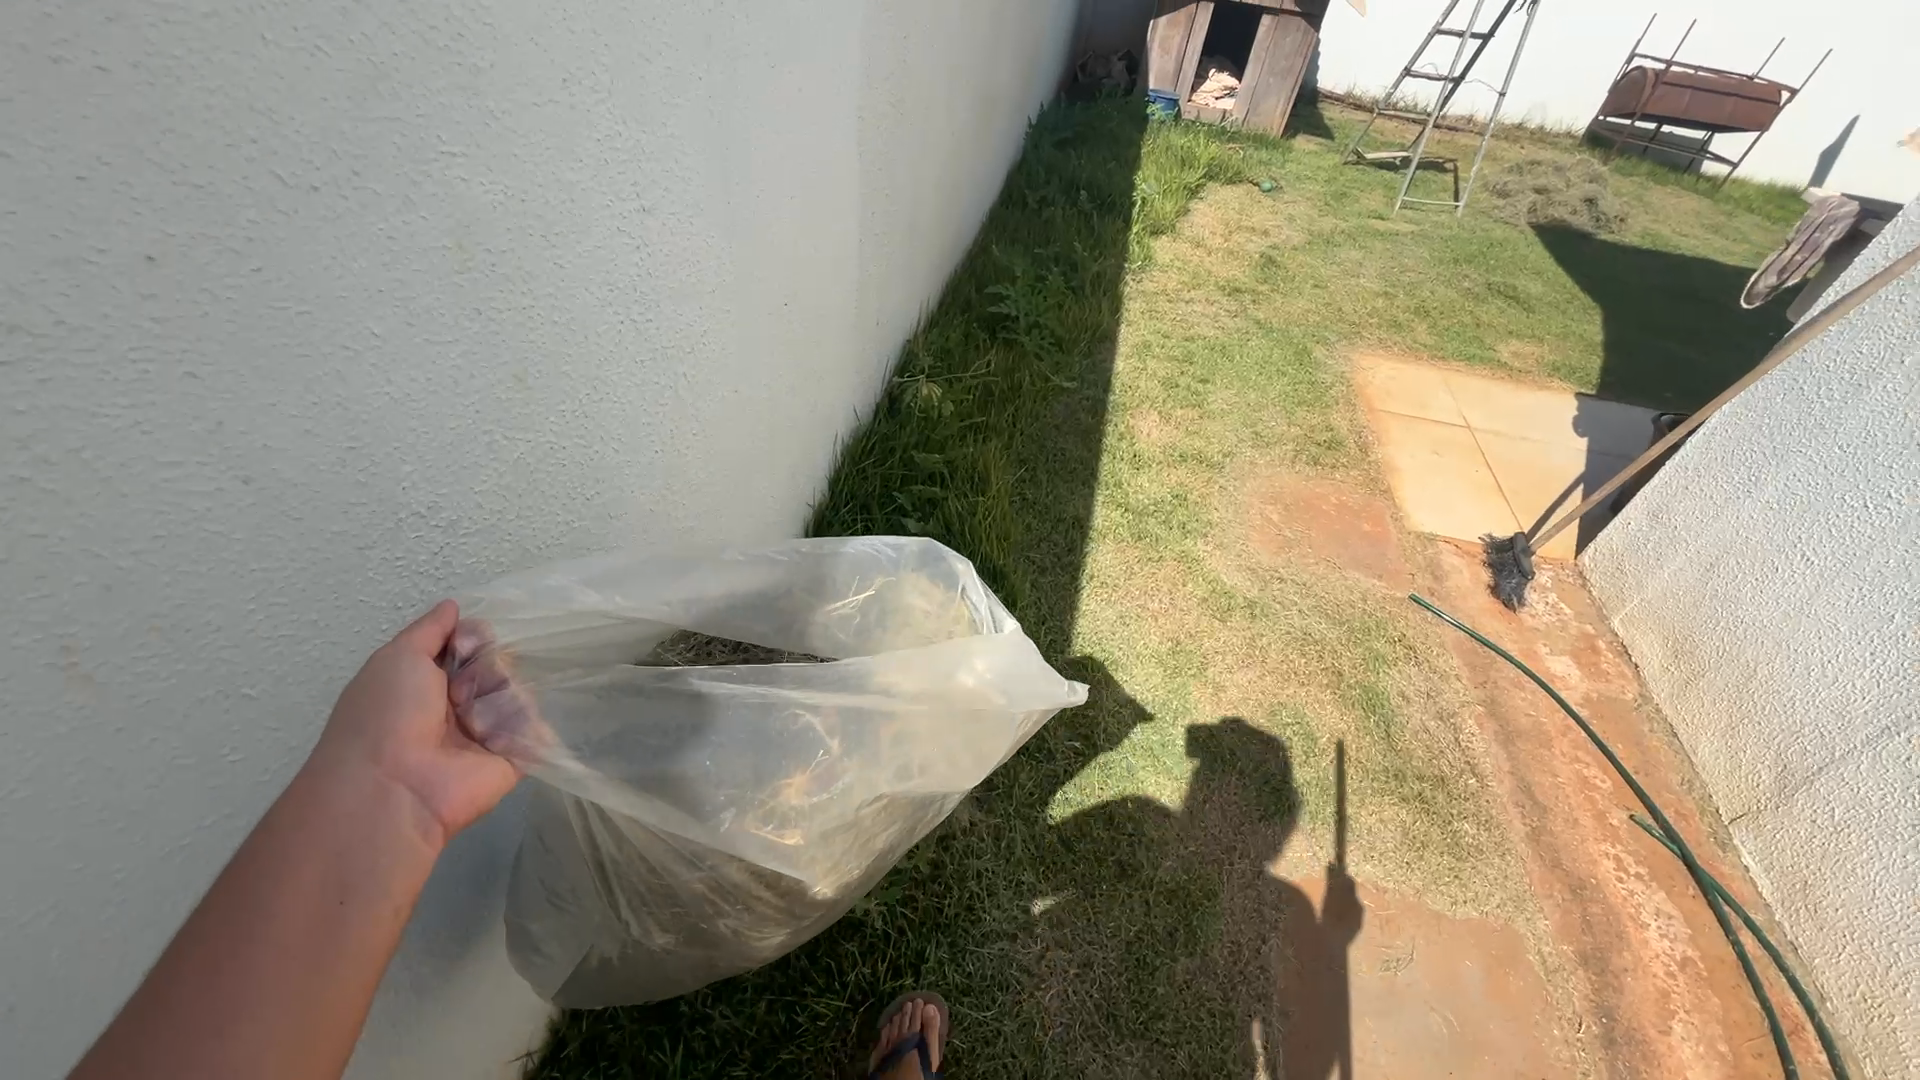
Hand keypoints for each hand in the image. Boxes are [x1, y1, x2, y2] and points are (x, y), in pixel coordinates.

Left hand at [307, 600, 520, 847]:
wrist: (394, 785)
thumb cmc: (386, 716)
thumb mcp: (397, 658)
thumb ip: (430, 629)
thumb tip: (454, 605)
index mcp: (430, 683)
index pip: (475, 646)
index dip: (476, 639)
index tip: (465, 645)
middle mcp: (460, 706)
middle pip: (500, 665)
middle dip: (486, 670)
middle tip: (458, 693)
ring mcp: (489, 732)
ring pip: (518, 692)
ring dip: (495, 701)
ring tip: (472, 725)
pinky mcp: (515, 756)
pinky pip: (535, 725)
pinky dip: (517, 727)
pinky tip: (492, 740)